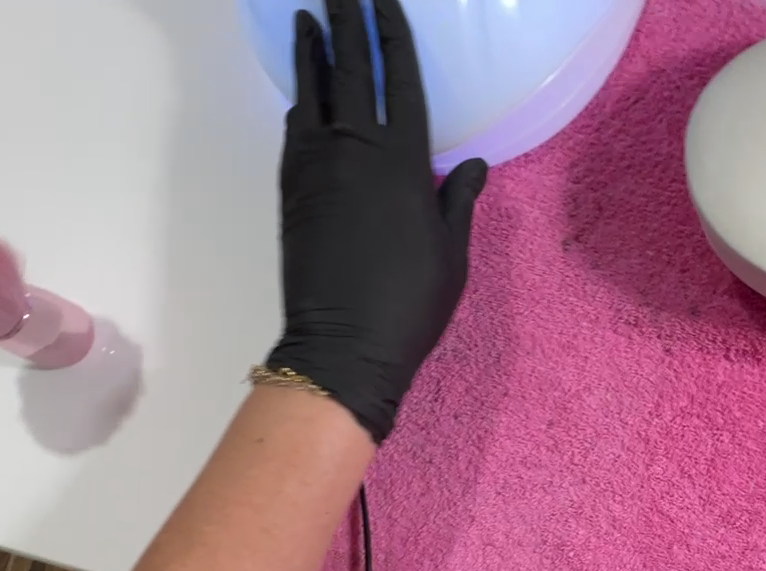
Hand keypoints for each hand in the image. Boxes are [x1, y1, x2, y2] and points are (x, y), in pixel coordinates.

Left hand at [265, 0, 486, 444]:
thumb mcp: (452, 256)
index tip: (384, 0)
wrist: (345, 342)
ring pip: (312, 90)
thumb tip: (473, 161)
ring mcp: (317, 164)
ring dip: (311, 49)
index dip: (391, 36)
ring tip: (307, 18)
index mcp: (403, 163)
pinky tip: (302, 88)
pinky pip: (296, 126)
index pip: (398, 81)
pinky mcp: (292, 186)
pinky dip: (300, 99)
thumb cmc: (412, 303)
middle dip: (345, 20)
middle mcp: (356, 149)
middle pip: (349, 69)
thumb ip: (458, 200)